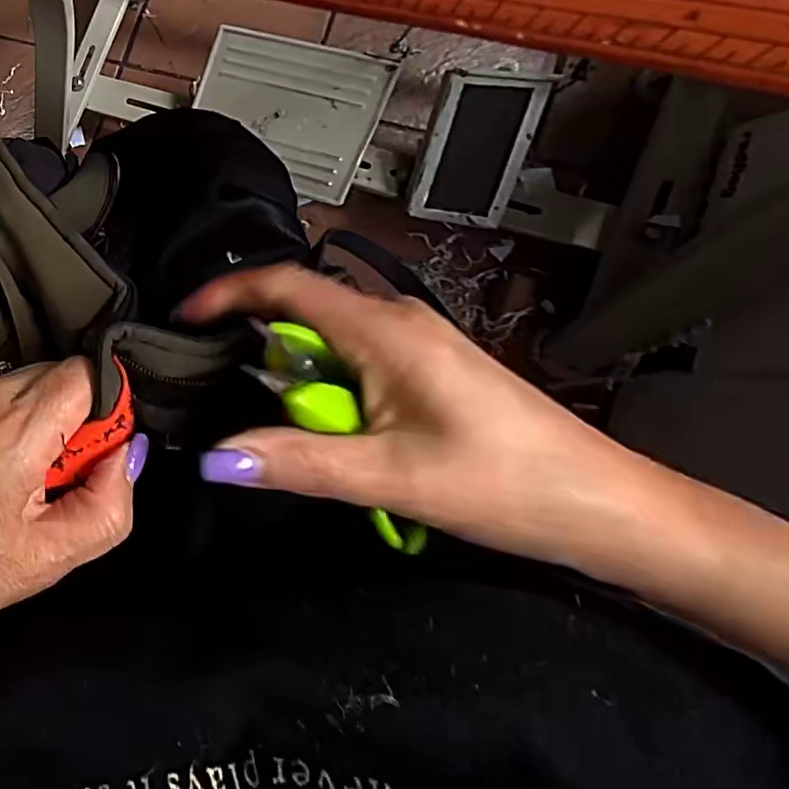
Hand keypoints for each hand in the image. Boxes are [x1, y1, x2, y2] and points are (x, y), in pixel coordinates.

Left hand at [0, 359, 143, 716]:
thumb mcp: (51, 559)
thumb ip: (110, 502)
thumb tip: (128, 447)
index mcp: (11, 437)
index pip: (86, 373)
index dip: (105, 406)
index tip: (96, 447)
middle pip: (61, 373)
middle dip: (75, 414)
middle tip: (55, 470)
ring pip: (31, 378)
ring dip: (41, 414)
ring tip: (16, 468)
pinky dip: (8, 412)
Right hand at [182, 264, 679, 575]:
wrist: (602, 504)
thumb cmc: (506, 483)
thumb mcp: (390, 477)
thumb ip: (298, 461)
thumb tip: (217, 456)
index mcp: (382, 328)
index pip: (285, 285)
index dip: (228, 293)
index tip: (185, 316)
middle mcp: (394, 319)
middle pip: (301, 314)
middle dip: (267, 356)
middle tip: (249, 404)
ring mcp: (413, 338)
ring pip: (327, 342)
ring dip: (303, 382)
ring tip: (311, 433)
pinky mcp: (424, 363)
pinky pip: (354, 359)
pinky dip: (331, 389)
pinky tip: (348, 432)